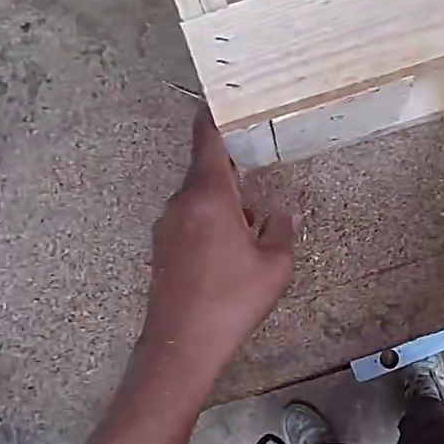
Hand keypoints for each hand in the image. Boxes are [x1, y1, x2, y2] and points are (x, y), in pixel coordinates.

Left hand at [141, 111, 294, 369]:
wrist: (183, 344)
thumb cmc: (232, 299)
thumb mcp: (275, 265)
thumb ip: (282, 229)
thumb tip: (281, 213)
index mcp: (209, 197)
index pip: (208, 141)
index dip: (214, 116)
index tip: (221, 99)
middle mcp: (181, 203)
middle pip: (205, 171)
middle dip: (232, 171)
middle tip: (259, 170)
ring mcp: (166, 226)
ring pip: (198, 198)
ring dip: (223, 201)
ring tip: (252, 223)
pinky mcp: (161, 248)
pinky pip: (189, 219)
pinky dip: (210, 221)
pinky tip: (230, 249)